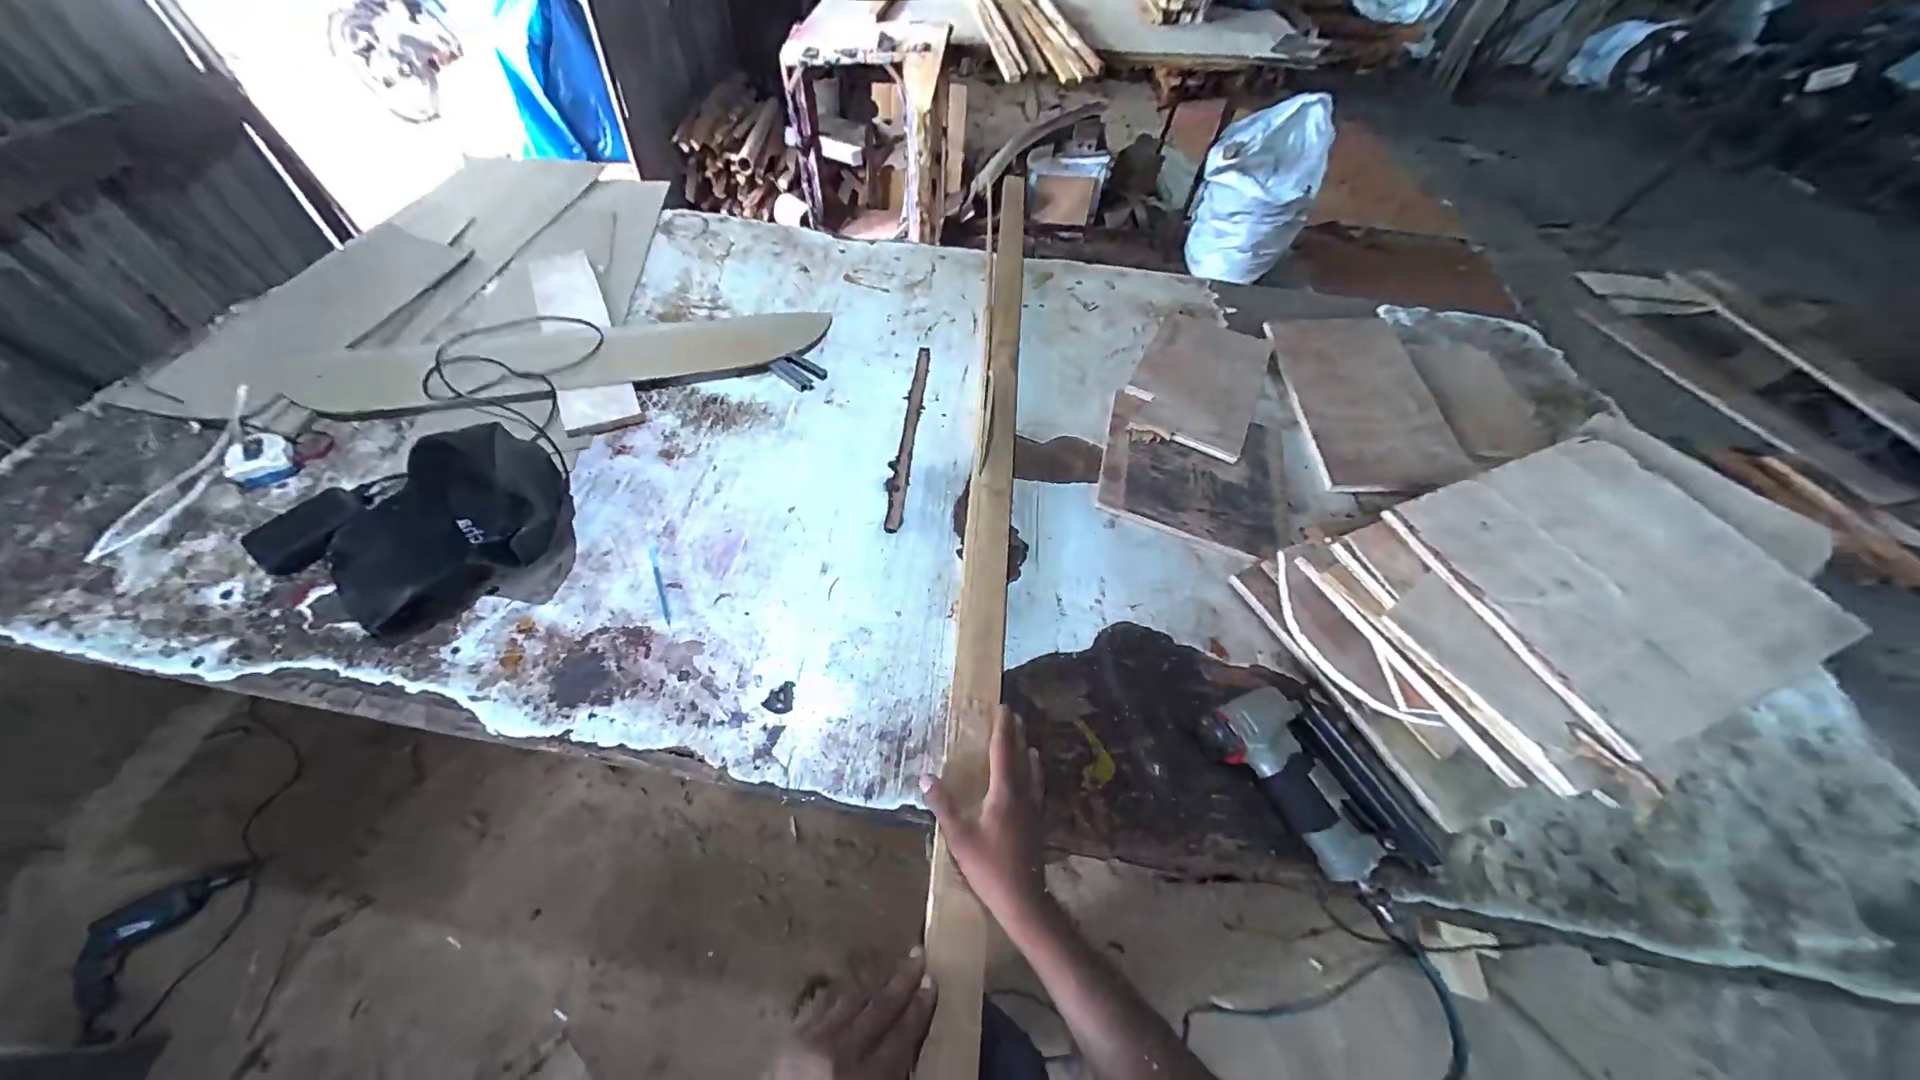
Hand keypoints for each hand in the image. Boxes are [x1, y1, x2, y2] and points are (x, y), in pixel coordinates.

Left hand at [764, 950, 936, 1079]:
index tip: (932, 982)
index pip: (902, 1036)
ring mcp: (812, 1043)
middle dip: (901, 983)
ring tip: (887, 979)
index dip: (919, 1009)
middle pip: (879, 1009)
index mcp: (866, 1078)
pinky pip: (824, 1013)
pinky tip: (850, 1001)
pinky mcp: (790, 1044)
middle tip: (918, 956)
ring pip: (850, 1004)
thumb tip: (905, 1054)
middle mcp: (840, 1053)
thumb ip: (889, 1076)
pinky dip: (842, 1006)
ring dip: (871, 992)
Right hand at [922, 705, 1049, 927]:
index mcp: (1005, 791)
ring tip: (1024, 741)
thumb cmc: (989, 867)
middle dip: (1016, 734)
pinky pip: (1037, 787)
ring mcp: (1034, 808)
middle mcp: (1023, 793)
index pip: (1003, 750)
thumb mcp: (959, 836)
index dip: (1003, 727)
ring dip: (1026, 752)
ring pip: (1033, 771)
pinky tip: (1032, 779)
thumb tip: (925, 777)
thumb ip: (943, 805)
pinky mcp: (1037, 821)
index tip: (1003, 707)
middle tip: (1012, 715)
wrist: (1024, 899)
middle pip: (1022, 755)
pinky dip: (1033, 773)